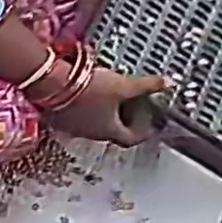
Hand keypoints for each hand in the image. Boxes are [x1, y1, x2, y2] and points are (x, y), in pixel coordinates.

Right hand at [46, 67, 166, 146]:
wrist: (54, 86)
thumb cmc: (89, 90)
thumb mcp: (125, 85)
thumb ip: (147, 85)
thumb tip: (167, 83)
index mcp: (109, 130)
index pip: (130, 139)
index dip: (142, 132)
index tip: (149, 125)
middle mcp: (90, 134)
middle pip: (111, 131)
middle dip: (123, 119)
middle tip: (131, 104)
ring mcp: (72, 128)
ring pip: (93, 125)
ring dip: (103, 115)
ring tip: (109, 97)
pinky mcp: (58, 120)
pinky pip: (77, 119)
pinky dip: (86, 111)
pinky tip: (87, 96)